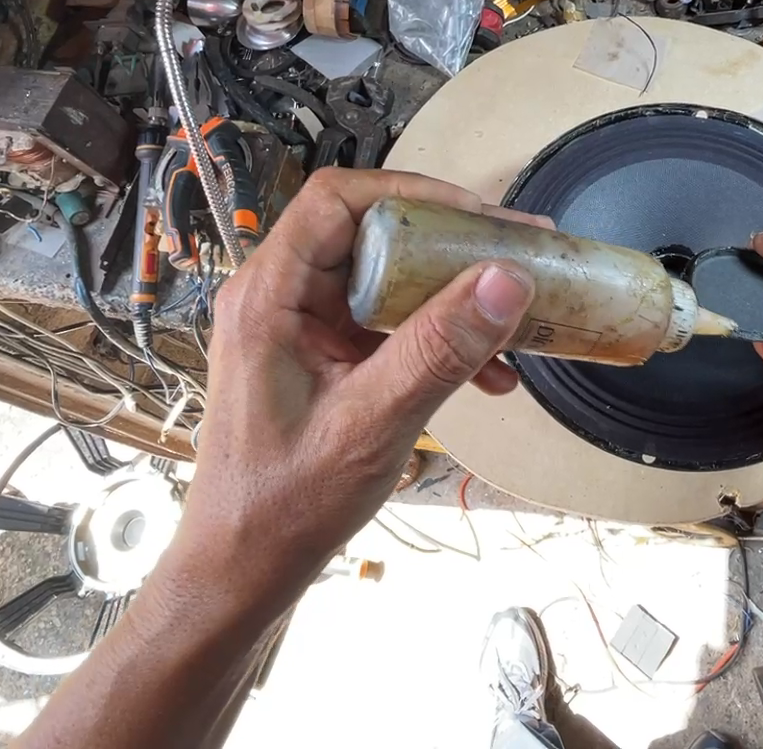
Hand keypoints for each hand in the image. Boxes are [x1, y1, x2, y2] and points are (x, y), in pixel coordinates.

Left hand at [178, 169, 536, 590]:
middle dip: (450, 243)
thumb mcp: (373, 423)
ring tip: (518, 311)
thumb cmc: (287, 503)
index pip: (337, 201)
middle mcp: (283, 295)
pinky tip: (488, 371)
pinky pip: (390, 323)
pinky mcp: (326, 353)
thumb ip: (439, 350)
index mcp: (271, 294)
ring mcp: (305, 325)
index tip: (479, 219)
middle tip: (518, 252)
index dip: (411, 195)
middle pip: (372, 233)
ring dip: (454, 292)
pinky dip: (439, 336)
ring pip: (389, 277)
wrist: (243, 568)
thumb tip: (507, 279)